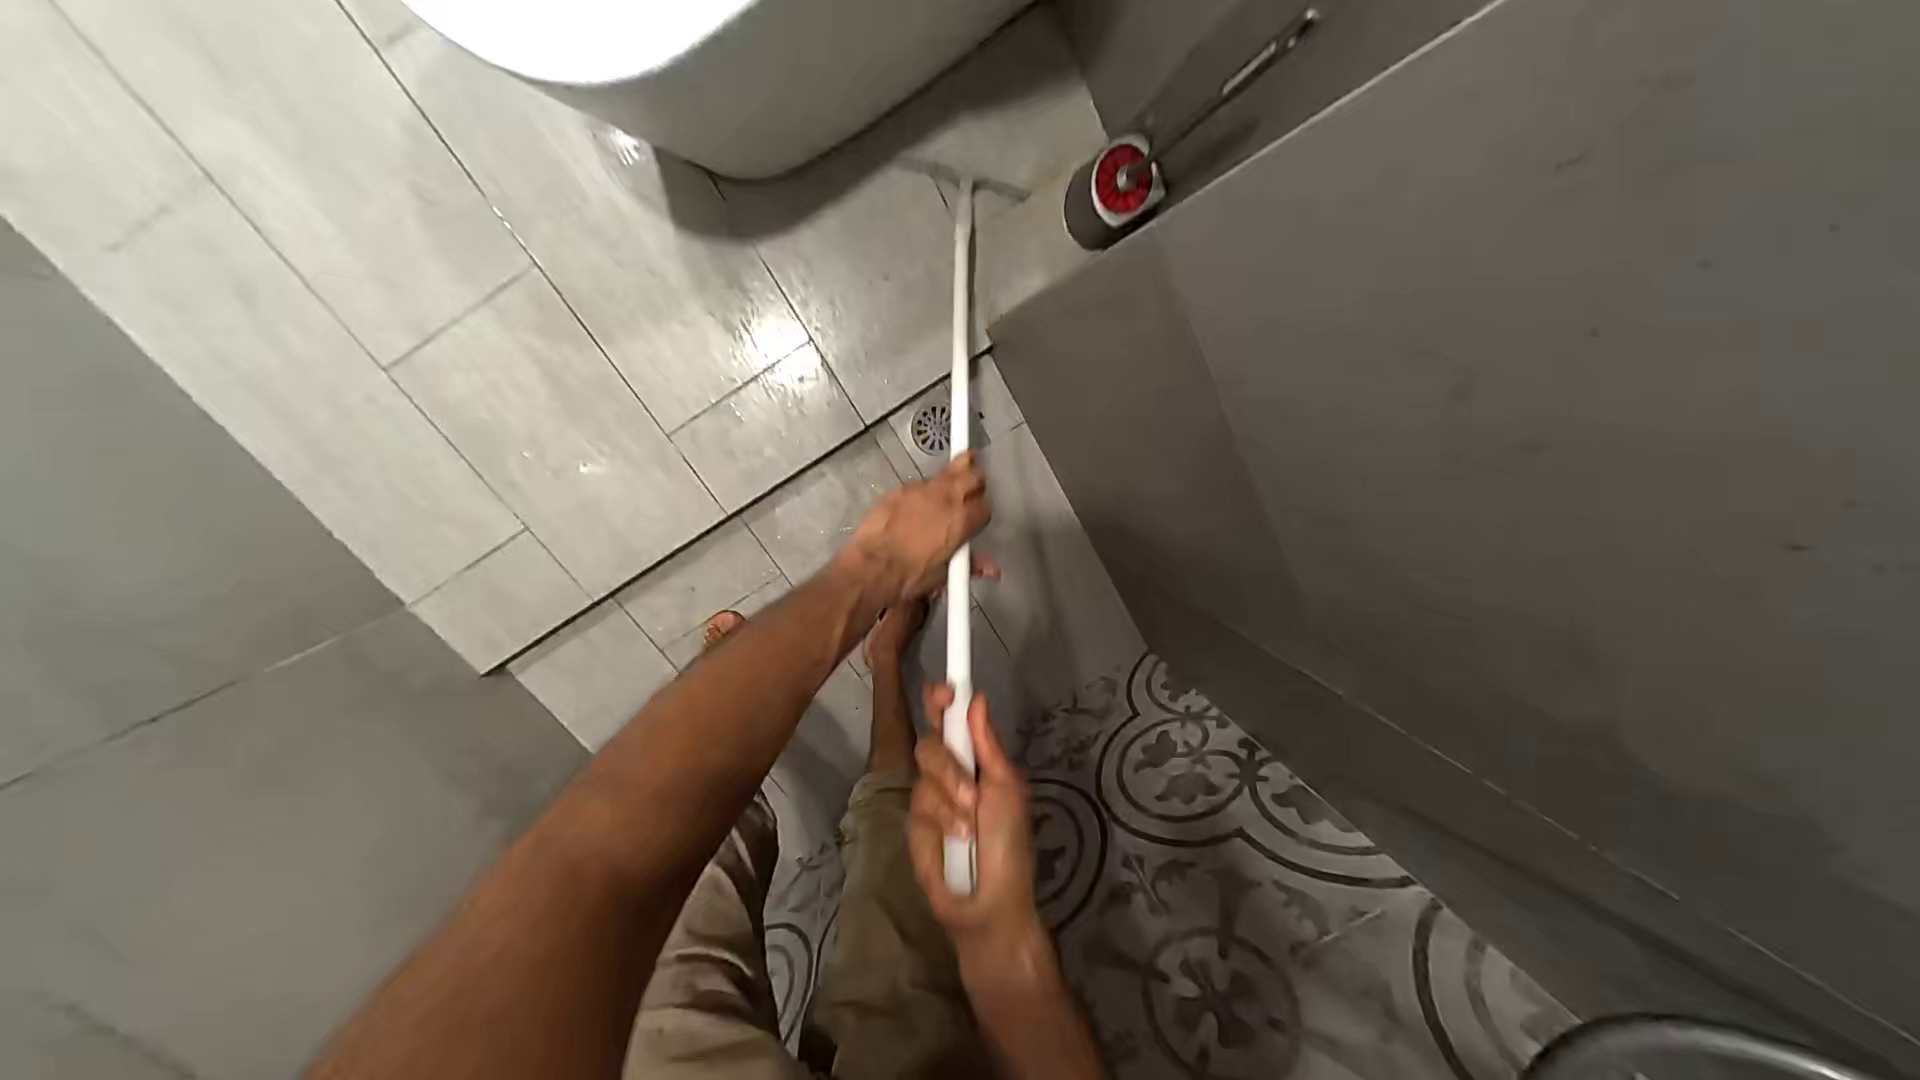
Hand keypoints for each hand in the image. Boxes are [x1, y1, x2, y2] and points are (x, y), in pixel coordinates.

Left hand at [841, 453, 990, 602]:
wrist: (873, 567)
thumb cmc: (912, 576)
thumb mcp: (944, 574)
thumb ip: (970, 564)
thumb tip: (991, 569)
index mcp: (962, 520)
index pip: (985, 506)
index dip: (981, 512)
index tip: (976, 517)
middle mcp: (946, 498)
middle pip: (973, 474)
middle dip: (975, 479)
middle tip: (972, 486)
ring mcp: (921, 490)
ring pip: (946, 472)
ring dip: (950, 479)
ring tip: (946, 490)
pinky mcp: (899, 489)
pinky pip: (918, 484)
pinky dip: (922, 492)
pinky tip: (914, 505)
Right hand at [907, 686, 1042, 957]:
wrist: (991, 899)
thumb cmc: (1010, 842)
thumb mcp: (1007, 787)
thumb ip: (987, 744)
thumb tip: (977, 697)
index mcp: (973, 757)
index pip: (949, 717)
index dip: (942, 700)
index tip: (945, 692)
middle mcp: (947, 771)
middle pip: (930, 740)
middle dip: (950, 765)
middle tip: (972, 789)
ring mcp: (928, 796)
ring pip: (924, 772)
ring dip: (953, 799)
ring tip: (972, 828)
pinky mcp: (912, 823)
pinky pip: (919, 804)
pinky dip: (943, 821)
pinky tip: (958, 840)